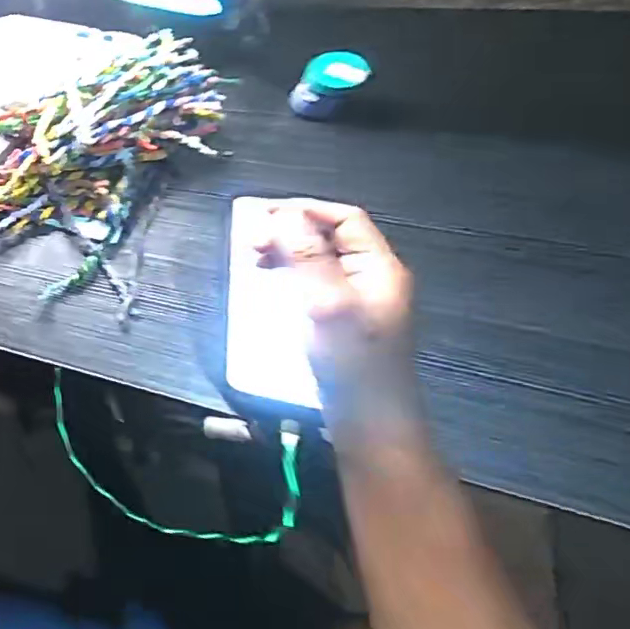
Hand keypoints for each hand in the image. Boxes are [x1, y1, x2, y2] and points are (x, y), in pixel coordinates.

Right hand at [257, 199, 420, 432]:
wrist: (367, 418)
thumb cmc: (352, 361)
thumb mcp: (327, 304)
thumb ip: (307, 257)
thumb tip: (285, 216)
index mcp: (378, 267)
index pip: (344, 218)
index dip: (304, 209)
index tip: (262, 215)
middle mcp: (368, 275)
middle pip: (326, 235)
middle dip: (287, 230)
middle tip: (251, 240)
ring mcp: (352, 295)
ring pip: (313, 256)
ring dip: (281, 250)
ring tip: (252, 257)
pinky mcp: (335, 313)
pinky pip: (307, 278)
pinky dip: (284, 271)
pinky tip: (264, 280)